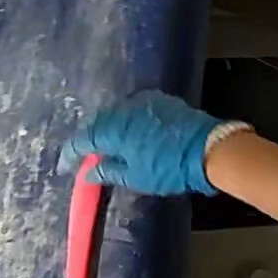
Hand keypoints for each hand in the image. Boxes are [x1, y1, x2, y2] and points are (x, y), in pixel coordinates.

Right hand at [63, 90, 222, 196]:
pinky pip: (138, 108)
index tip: (67, 166)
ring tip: (110, 145)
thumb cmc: (169, 167)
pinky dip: (130, 120)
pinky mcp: (165, 101)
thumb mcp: (135, 176)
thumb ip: (109, 171)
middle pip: (100, 122)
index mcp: (114, 129)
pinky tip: (132, 132)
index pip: (83, 139)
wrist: (210, 148)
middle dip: (92, 138)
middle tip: (89, 155)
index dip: (72, 153)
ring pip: (119, 112)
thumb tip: (89, 172)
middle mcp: (127, 110)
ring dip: (111, 127)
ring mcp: (148, 102)